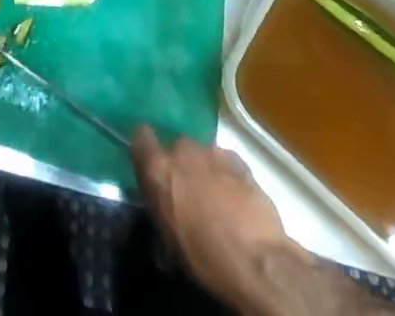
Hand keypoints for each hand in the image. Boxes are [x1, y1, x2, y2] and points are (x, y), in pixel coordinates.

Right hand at [131, 125, 306, 311]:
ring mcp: (213, 151)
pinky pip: (224, 161)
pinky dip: (225, 174)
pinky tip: (234, 199)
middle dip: (179, 164)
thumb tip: (161, 205)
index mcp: (158, 170)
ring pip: (201, 153)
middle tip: (186, 191)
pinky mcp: (239, 158)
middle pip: (175, 146)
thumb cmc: (202, 256)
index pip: (141, 137)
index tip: (150, 165)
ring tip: (214, 198)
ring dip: (203, 169)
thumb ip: (159, 207)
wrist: (252, 256)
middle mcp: (182, 151)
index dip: (145, 148)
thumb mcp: (167, 239)